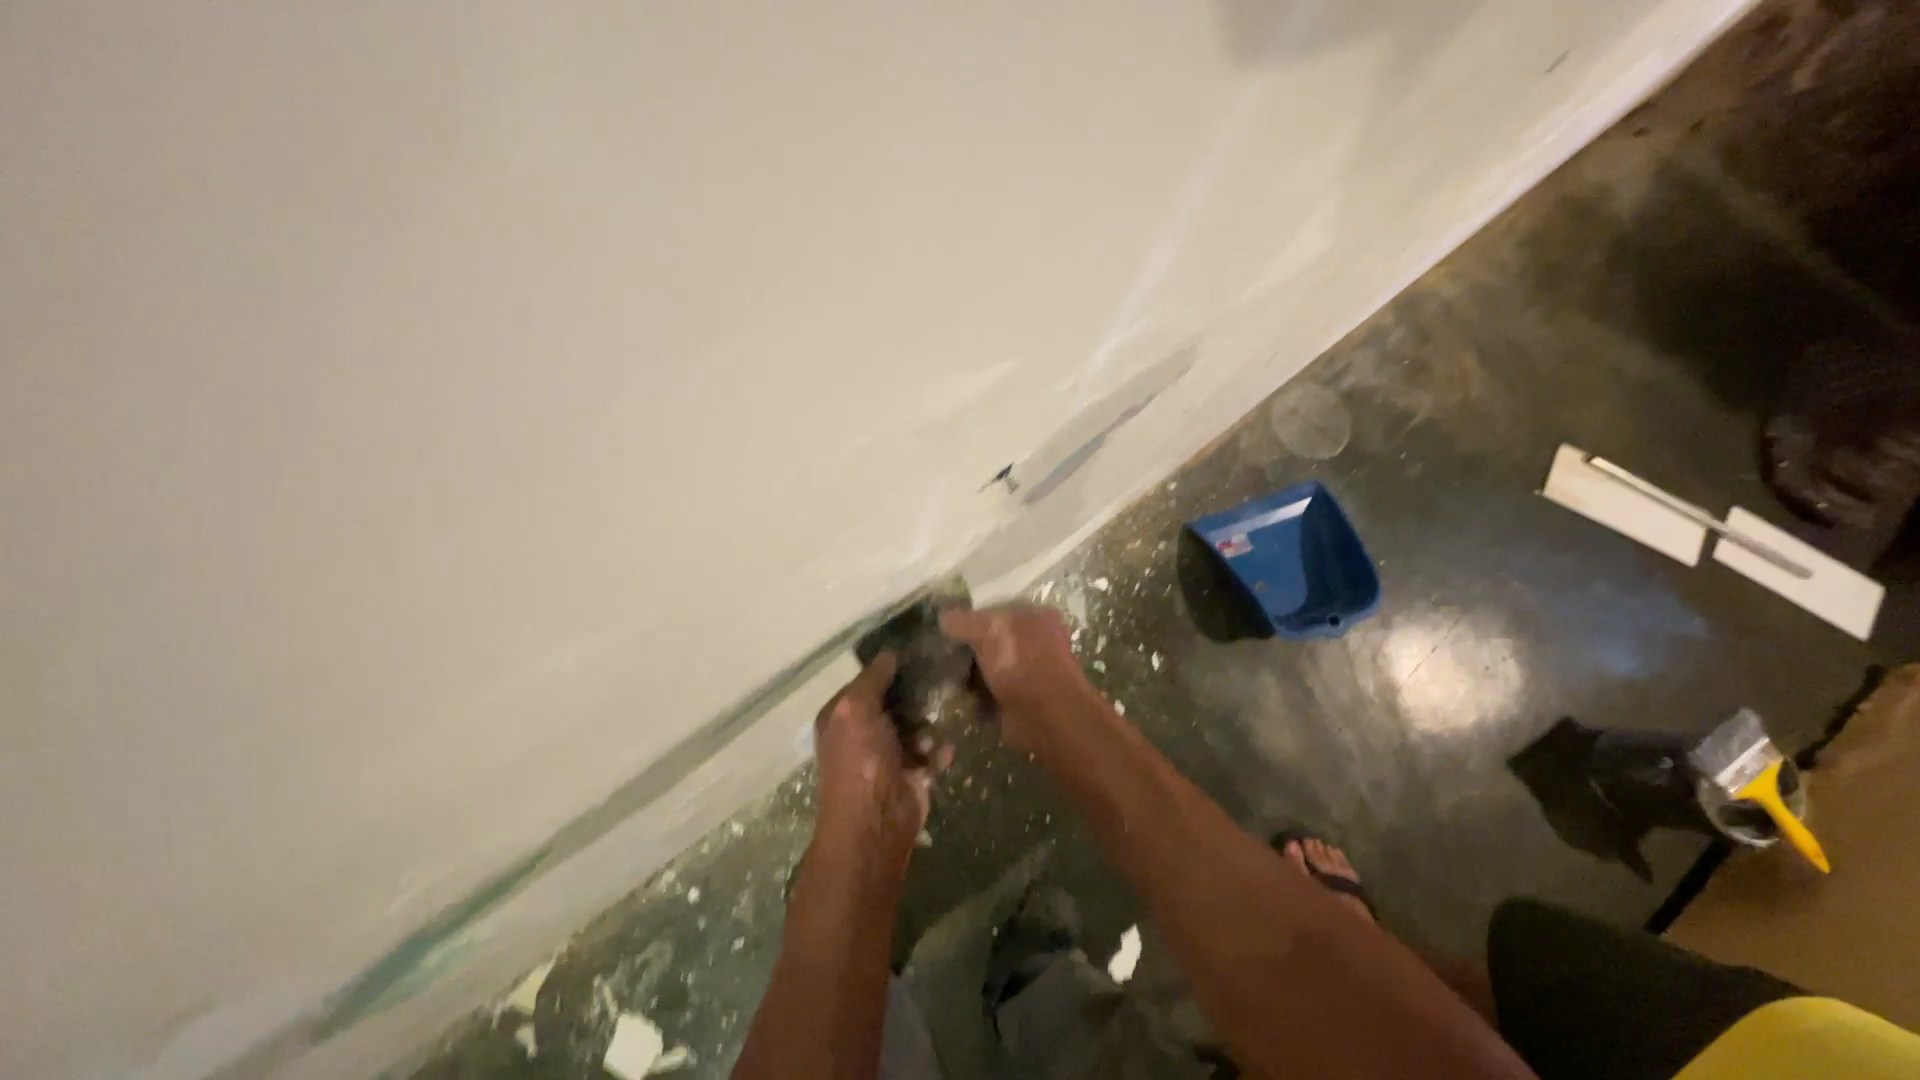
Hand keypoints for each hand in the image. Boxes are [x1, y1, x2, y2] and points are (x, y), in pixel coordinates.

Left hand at [812, 653, 929, 864]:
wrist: (875, 822)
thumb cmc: (859, 760)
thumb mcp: (855, 709)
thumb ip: (872, 679)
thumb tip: (890, 654)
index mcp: (841, 716)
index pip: (866, 682)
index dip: (888, 669)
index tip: (918, 653)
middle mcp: (862, 733)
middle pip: (894, 703)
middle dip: (915, 696)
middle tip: (940, 680)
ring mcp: (888, 755)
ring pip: (916, 726)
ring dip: (928, 725)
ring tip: (934, 727)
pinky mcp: (913, 774)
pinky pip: (932, 752)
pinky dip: (940, 750)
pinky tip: (943, 750)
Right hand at [939, 604, 1101, 761]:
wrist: (1046, 717)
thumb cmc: (1020, 663)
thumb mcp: (988, 630)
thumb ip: (963, 621)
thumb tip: (943, 617)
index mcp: (1035, 616)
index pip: (997, 609)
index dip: (970, 615)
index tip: (944, 625)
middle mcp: (1034, 642)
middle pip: (991, 639)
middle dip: (966, 647)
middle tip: (938, 651)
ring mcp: (1026, 673)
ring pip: (987, 667)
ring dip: (967, 673)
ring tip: (942, 675)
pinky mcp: (1017, 701)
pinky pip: (988, 693)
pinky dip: (973, 696)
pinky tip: (955, 695)